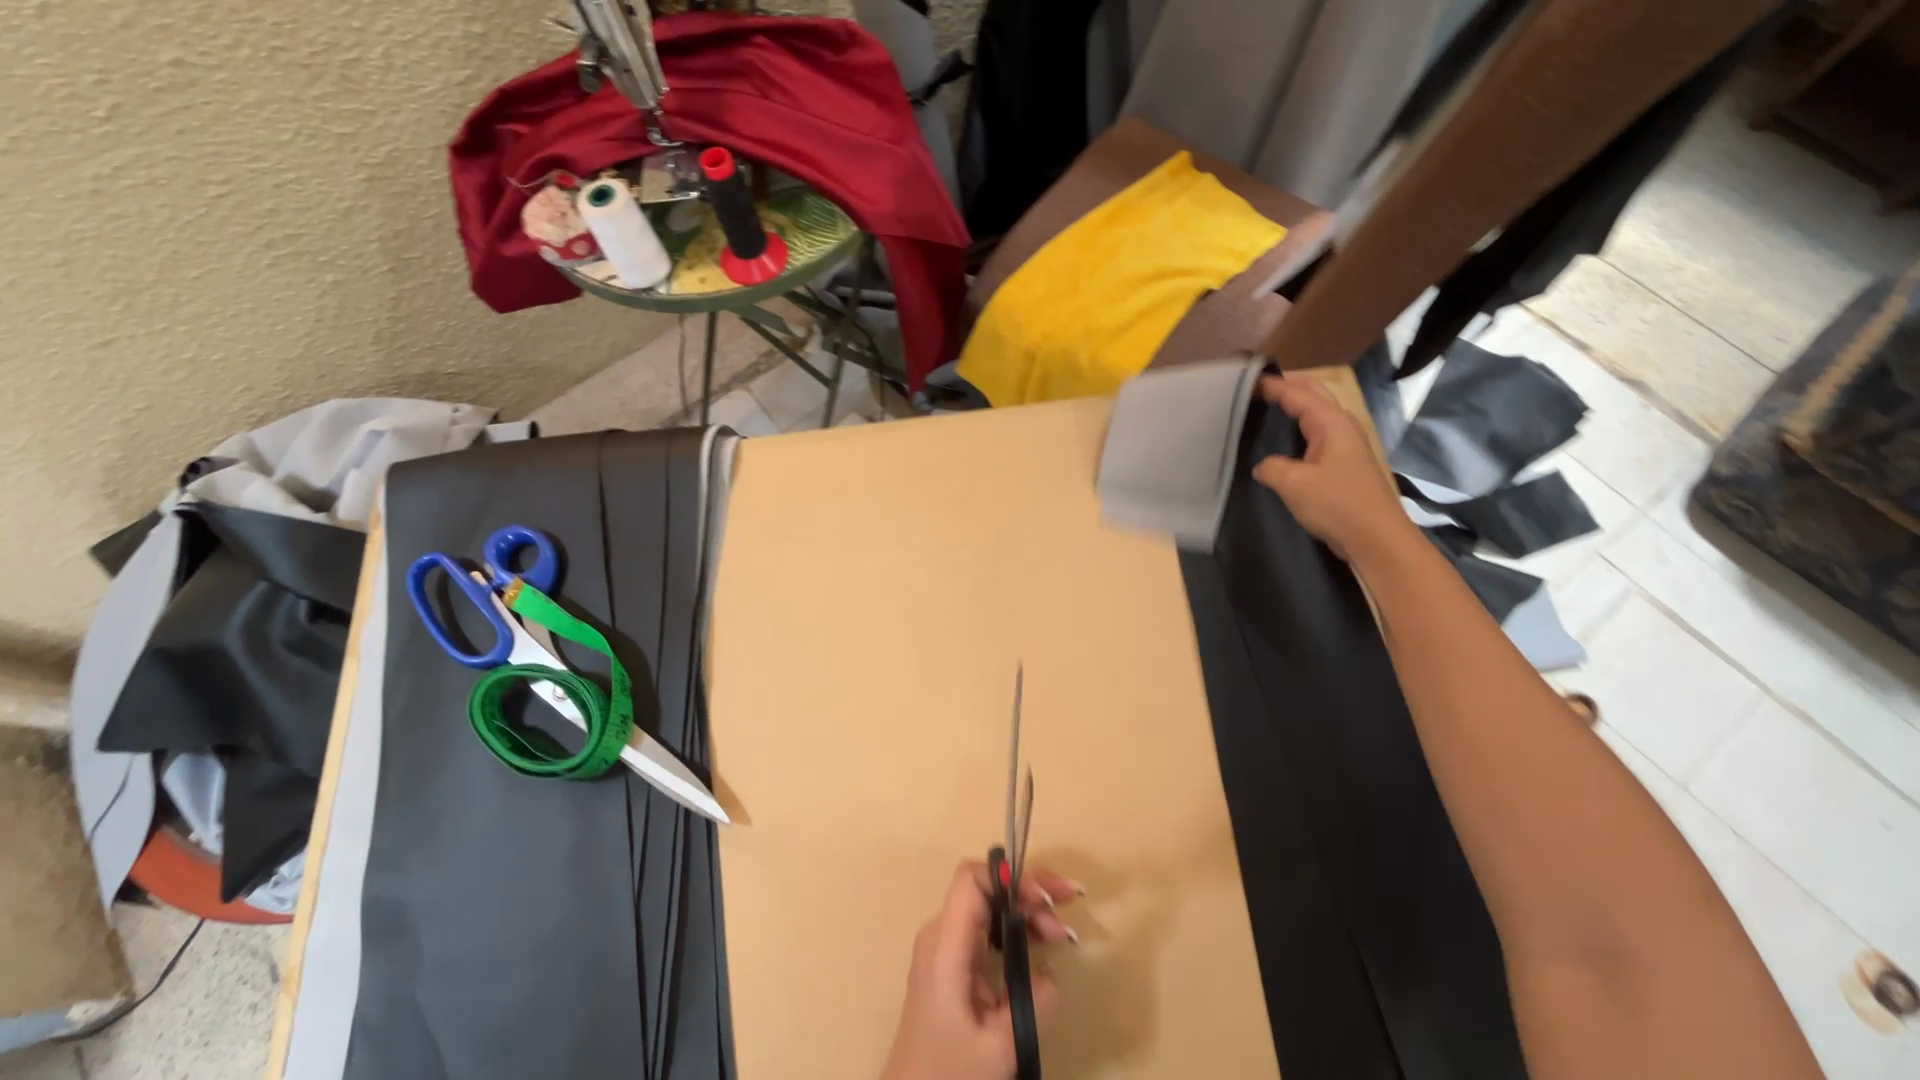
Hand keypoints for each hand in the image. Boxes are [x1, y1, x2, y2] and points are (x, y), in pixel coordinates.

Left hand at [880, 860, 1081, 1079]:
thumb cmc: (949, 1070)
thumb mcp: (1001, 1044)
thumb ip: (1034, 1001)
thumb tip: (1049, 971)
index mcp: (946, 945)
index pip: (972, 880)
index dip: (1011, 877)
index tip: (1047, 900)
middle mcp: (942, 936)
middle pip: (985, 887)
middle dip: (1030, 889)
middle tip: (1071, 903)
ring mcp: (946, 948)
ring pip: (989, 907)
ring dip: (1028, 910)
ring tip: (1062, 933)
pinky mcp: (954, 965)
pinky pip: (987, 929)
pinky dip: (1017, 929)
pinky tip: (1042, 943)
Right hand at [1252, 375, 1414, 562]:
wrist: (1376, 537)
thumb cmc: (1337, 504)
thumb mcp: (1294, 484)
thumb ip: (1272, 467)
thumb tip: (1263, 465)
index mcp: (1332, 423)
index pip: (1298, 393)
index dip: (1273, 385)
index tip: (1247, 380)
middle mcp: (1342, 426)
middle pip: (1314, 394)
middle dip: (1289, 386)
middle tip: (1258, 388)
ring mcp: (1347, 445)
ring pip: (1318, 413)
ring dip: (1296, 405)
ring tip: (1269, 408)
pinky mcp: (1345, 464)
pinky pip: (1319, 434)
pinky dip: (1301, 427)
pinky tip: (1286, 440)